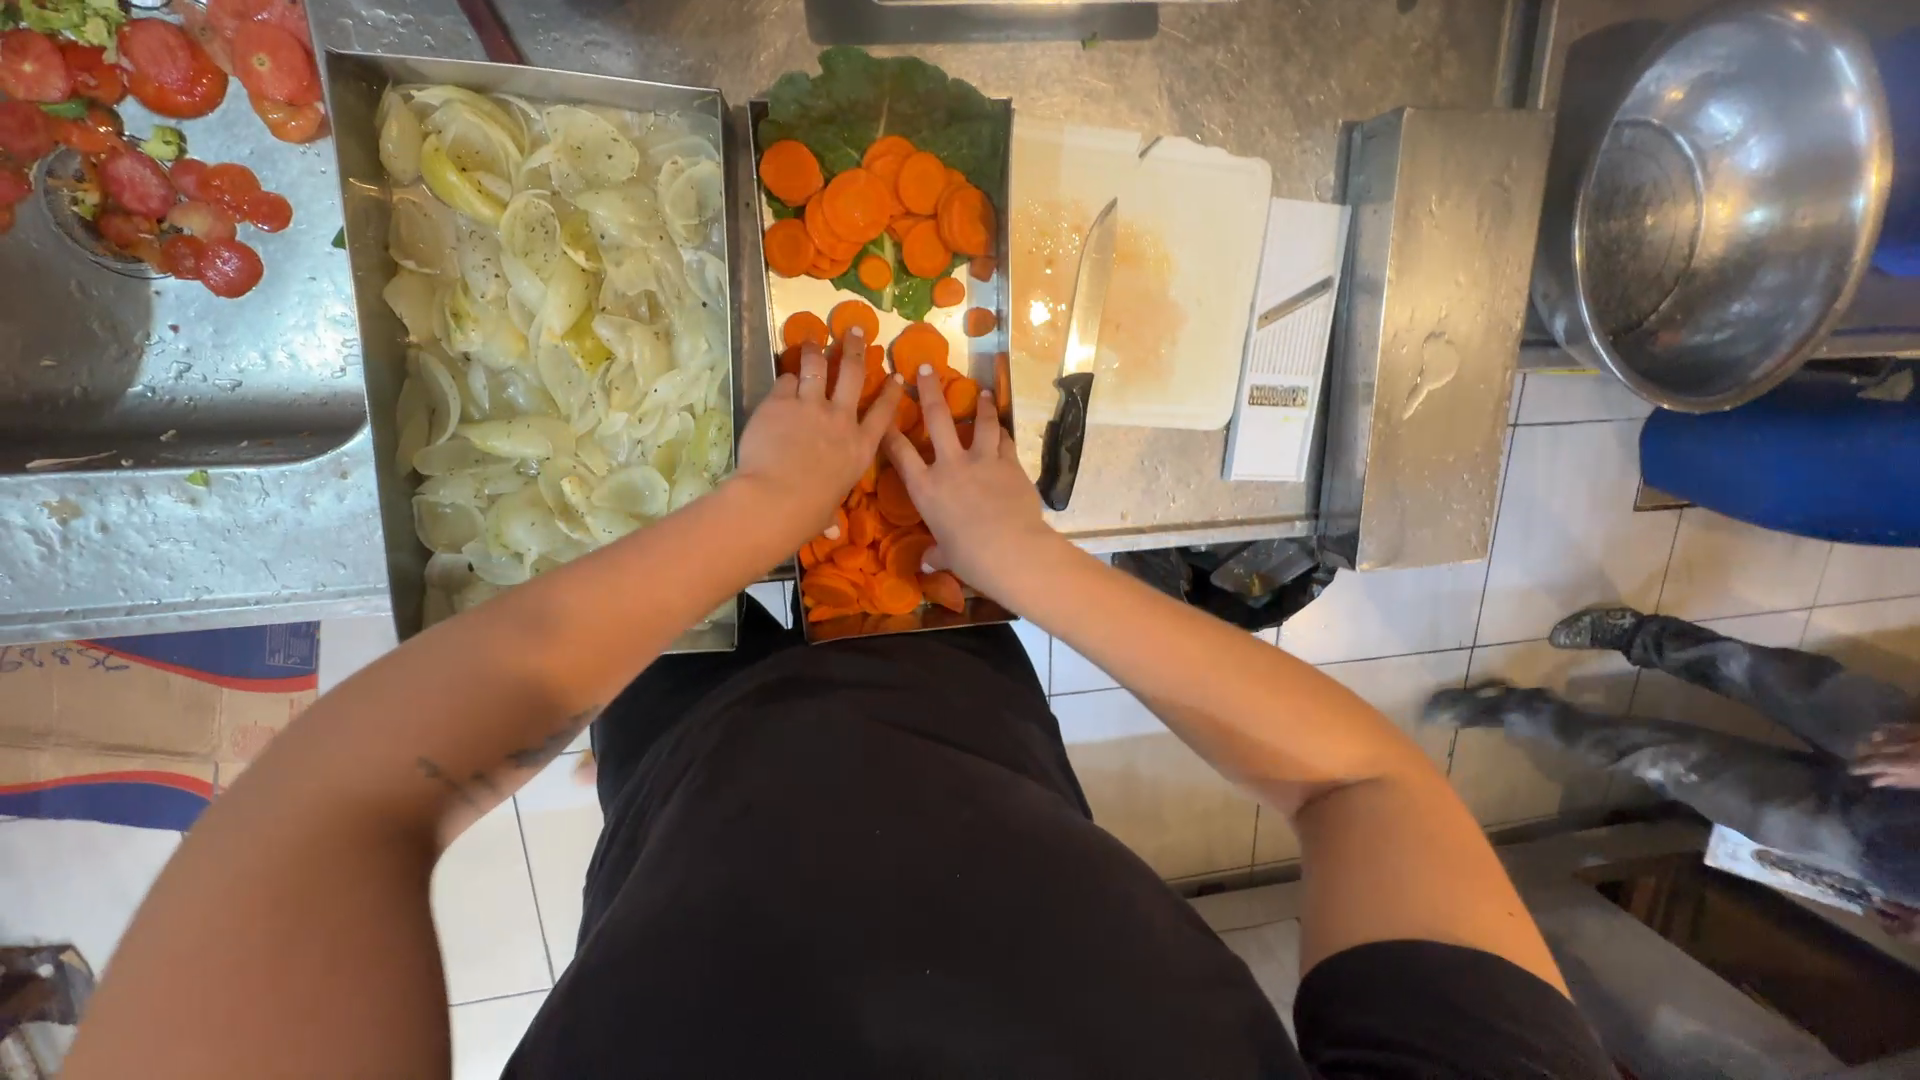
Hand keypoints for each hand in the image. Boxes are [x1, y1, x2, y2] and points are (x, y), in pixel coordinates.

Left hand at [735, 328, 902, 542]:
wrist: (777, 498)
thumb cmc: (808, 513)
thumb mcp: (829, 512)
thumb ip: (831, 515)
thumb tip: (831, 534)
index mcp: (861, 448)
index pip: (883, 413)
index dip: (891, 392)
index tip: (895, 375)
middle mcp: (841, 420)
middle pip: (852, 374)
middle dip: (855, 349)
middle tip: (856, 331)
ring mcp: (811, 407)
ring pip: (817, 367)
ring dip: (817, 350)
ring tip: (814, 338)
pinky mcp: (781, 403)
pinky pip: (786, 381)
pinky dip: (787, 377)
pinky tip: (784, 374)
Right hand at [882, 364, 1063, 592]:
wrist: (1009, 549)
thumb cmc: (969, 557)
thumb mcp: (946, 556)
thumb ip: (936, 553)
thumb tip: (928, 564)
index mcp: (925, 488)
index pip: (900, 452)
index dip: (889, 431)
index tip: (883, 413)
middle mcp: (950, 466)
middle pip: (937, 418)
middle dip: (930, 390)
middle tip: (927, 369)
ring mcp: (982, 460)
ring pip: (980, 422)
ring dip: (982, 405)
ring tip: (983, 392)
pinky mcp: (1009, 463)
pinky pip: (1005, 441)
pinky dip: (1003, 431)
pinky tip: (1003, 426)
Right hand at [1853, 722, 1919, 790]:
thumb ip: (1901, 781)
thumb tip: (1874, 781)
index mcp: (1907, 763)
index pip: (1874, 763)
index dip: (1859, 766)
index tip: (1850, 770)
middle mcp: (1906, 746)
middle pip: (1875, 748)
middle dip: (1863, 754)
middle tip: (1856, 760)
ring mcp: (1913, 736)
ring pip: (1882, 735)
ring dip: (1871, 742)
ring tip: (1866, 748)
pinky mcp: (1918, 728)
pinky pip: (1897, 727)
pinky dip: (1885, 730)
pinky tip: (1880, 734)